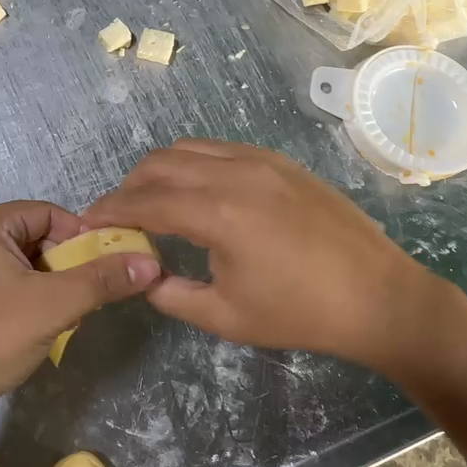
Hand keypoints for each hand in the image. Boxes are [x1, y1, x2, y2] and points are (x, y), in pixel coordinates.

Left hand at [0, 201, 159, 412]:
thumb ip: (102, 280)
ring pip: (21, 263)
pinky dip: (27, 297)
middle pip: (34, 236)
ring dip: (49, 285)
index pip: (48, 213)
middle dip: (65, 265)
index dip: (81, 237)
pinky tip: (36, 326)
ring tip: (63, 315)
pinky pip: (3, 282)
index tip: (107, 268)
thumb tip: (150, 262)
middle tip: (85, 298)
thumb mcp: (54, 304)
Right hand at [84, 139, 445, 372]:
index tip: (87, 222)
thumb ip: (171, 294)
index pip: (144, 201)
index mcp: (218, 212)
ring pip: (186, 149)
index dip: (109, 210)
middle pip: (157, 164)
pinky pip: (217, 149)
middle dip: (128, 187)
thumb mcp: (227, 317)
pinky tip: (197, 192)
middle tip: (119, 217)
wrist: (380, 297)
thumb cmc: (302, 313)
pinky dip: (192, 163)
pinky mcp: (277, 160)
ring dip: (159, 171)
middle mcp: (232, 172)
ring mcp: (258, 159)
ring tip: (154, 202)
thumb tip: (141, 272)